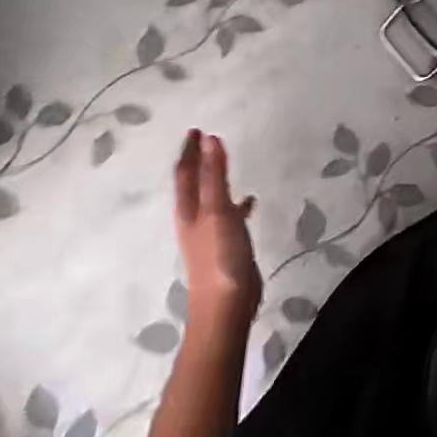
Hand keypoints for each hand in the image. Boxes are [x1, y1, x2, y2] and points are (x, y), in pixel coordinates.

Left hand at [173, 130, 260, 327]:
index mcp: (189, 210)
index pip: (186, 172)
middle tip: (207, 139)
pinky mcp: (227, 245)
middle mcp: (195, 219)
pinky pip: (230, 215)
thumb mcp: (217, 211)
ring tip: (228, 162)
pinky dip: (237, 203)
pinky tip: (251, 202)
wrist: (225, 308)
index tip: (195, 129)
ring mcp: (210, 234)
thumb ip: (215, 175)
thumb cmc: (219, 256)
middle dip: (198, 161)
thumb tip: (210, 139)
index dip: (189, 151)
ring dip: (216, 178)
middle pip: (194, 183)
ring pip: (211, 198)